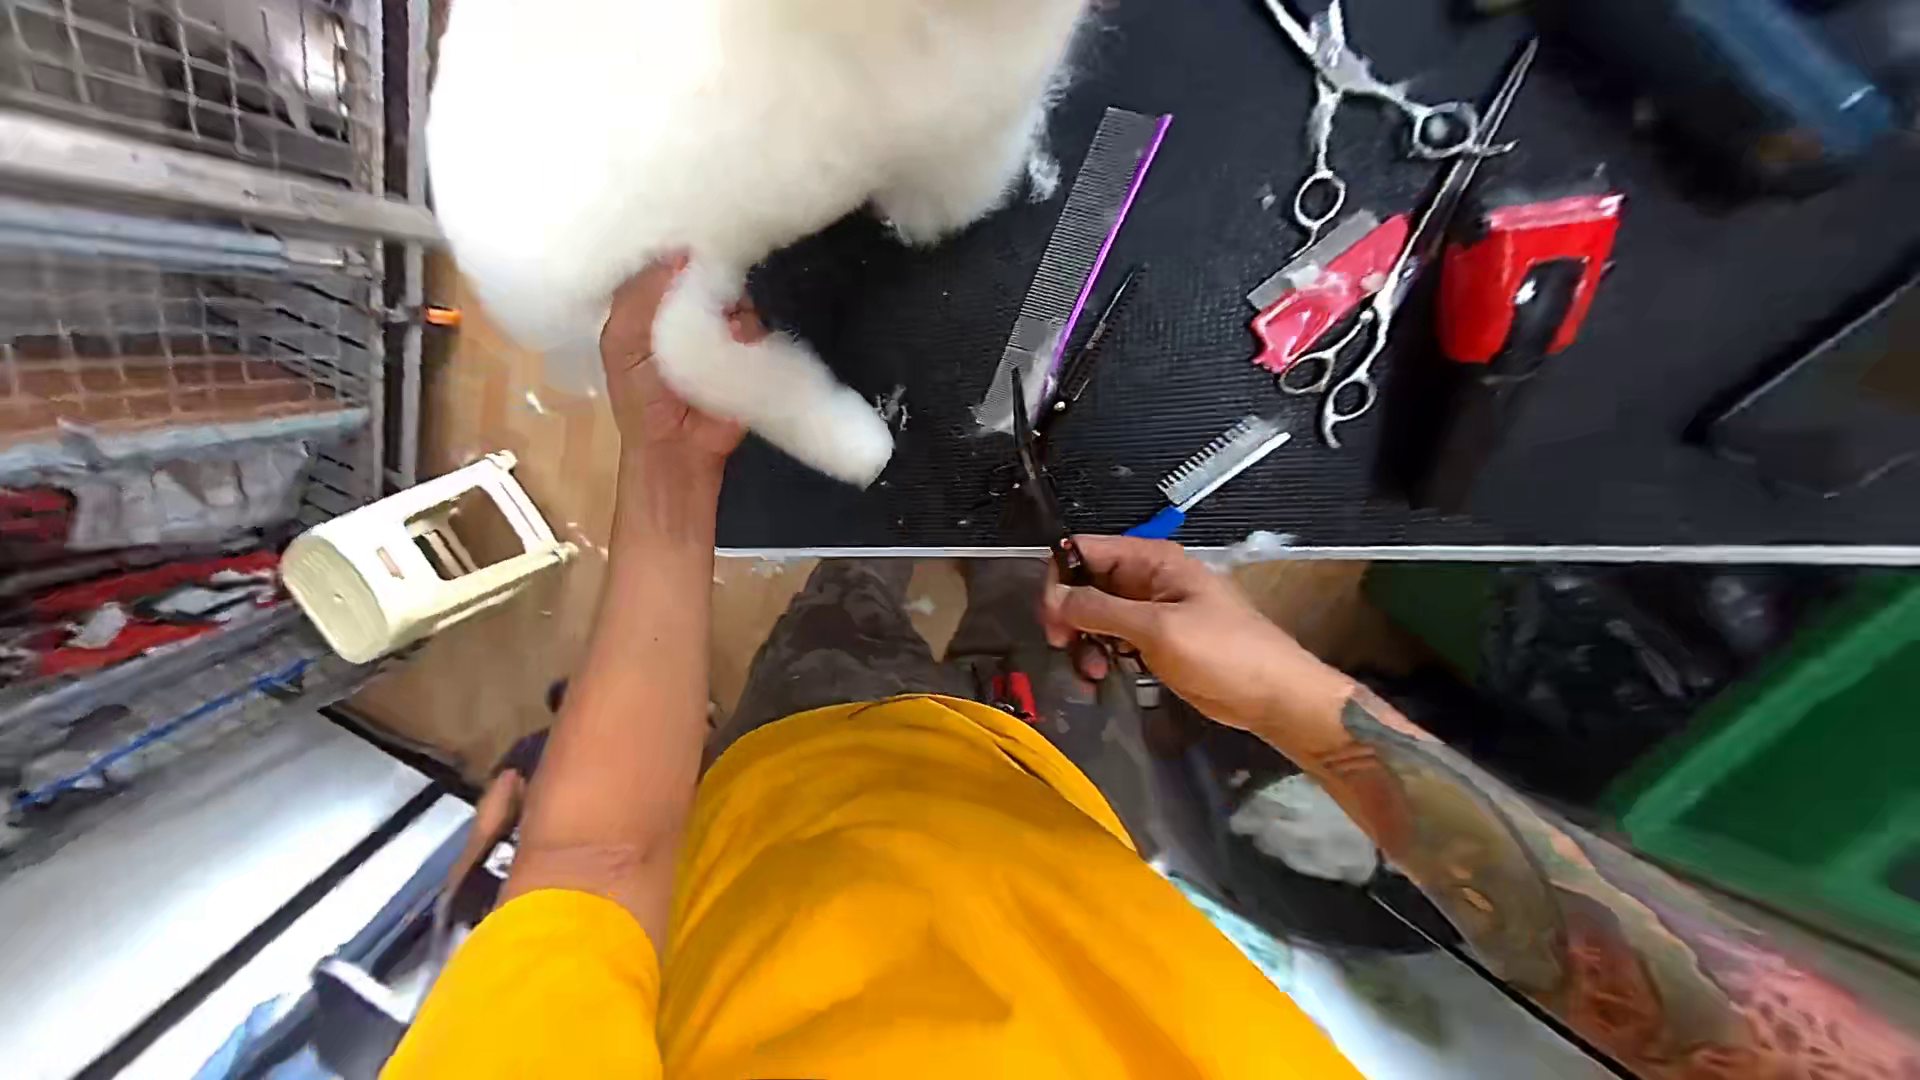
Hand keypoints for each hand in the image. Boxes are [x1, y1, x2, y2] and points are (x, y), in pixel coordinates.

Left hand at [599, 254, 752, 470]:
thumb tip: (679, 256)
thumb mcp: (622, 342)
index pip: (671, 265)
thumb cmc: (640, 396)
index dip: (680, 251)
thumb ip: (639, 297)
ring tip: (723, 327)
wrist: (677, 445)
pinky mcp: (752, 357)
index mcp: (656, 307)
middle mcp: (693, 315)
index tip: (690, 240)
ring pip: (741, 301)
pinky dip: (752, 332)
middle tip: (710, 287)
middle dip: (713, 277)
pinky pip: (761, 332)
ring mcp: (726, 336)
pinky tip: (738, 341)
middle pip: (711, 278)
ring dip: (734, 308)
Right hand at [1041, 535, 1353, 733]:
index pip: (1084, 549)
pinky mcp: (1150, 639)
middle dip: (1068, 614)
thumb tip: (1055, 598)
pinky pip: (1109, 638)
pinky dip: (1098, 655)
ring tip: (1091, 671)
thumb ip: (1101, 609)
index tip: (1051, 615)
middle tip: (1062, 645)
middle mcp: (1145, 578)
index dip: (1060, 576)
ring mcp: (1147, 610)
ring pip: (1092, 614)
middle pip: (1084, 583)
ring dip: (1082, 641)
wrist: (1272, 697)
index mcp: (1151, 560)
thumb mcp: (1157, 628)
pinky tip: (1100, 676)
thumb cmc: (1223, 653)